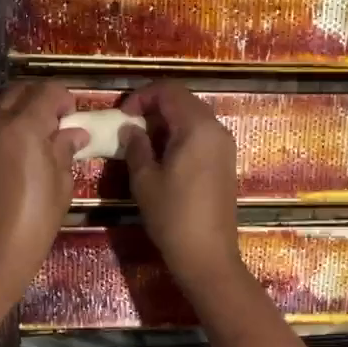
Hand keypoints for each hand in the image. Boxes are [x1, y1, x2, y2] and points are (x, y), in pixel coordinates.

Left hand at [0, 81, 86, 292]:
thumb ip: (65, 151)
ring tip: (35, 140)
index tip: (73, 112)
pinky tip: (14, 158)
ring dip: (19, 115)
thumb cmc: (34, 224)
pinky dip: (2, 133)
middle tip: (56, 121)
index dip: (64, 97)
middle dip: (39, 99)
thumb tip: (74, 133)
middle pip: (19, 92)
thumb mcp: (60, 187)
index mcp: (24, 127)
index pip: (47, 92)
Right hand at [120, 82, 248, 293]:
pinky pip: (201, 138)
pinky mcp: (225, 165)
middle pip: (184, 102)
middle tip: (131, 128)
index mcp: (197, 126)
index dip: (142, 96)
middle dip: (155, 109)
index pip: (169, 91)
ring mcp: (225, 147)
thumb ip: (136, 147)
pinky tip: (165, 160)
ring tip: (144, 146)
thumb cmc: (173, 217)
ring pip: (193, 120)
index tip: (122, 115)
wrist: (207, 255)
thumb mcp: (145, 181)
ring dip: (167, 125)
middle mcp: (216, 129)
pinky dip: (181, 139)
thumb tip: (130, 129)